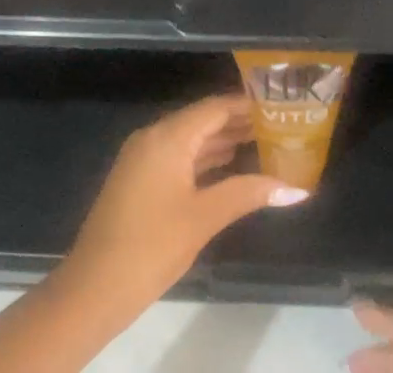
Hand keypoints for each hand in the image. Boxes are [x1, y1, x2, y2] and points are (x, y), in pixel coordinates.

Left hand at [65, 94, 309, 304]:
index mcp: (167, 137)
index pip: (215, 107)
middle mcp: (153, 138)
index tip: (281, 104)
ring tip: (266, 142)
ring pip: (191, 139)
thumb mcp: (204, 217)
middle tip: (282, 125)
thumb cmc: (152, 246)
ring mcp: (143, 159)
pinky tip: (232, 166)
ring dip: (224, 141)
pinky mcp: (140, 180)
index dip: (248, 105)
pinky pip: (179, 157)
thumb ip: (249, 193)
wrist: (94, 287)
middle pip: (203, 120)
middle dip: (240, 122)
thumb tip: (297, 189)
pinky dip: (206, 159)